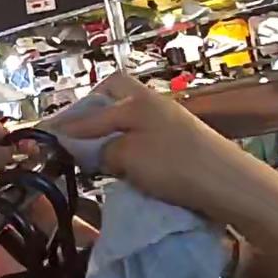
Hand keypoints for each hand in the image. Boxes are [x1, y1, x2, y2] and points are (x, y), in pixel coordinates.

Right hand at [49, 74, 277, 229]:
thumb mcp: (128, 158)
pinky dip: (129, 141)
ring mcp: (170, 119)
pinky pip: (144, 132)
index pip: (93, 111)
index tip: (48, 137)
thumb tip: (90, 150)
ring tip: (98, 152)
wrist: (229, 184)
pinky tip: (126, 161)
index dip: (68, 126)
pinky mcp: (182, 138)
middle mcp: (152, 103)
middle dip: (93, 109)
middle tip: (77, 134)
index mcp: (136, 101)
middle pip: (115, 93)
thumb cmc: (175, 166)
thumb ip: (102, 150)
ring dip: (112, 128)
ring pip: (130, 114)